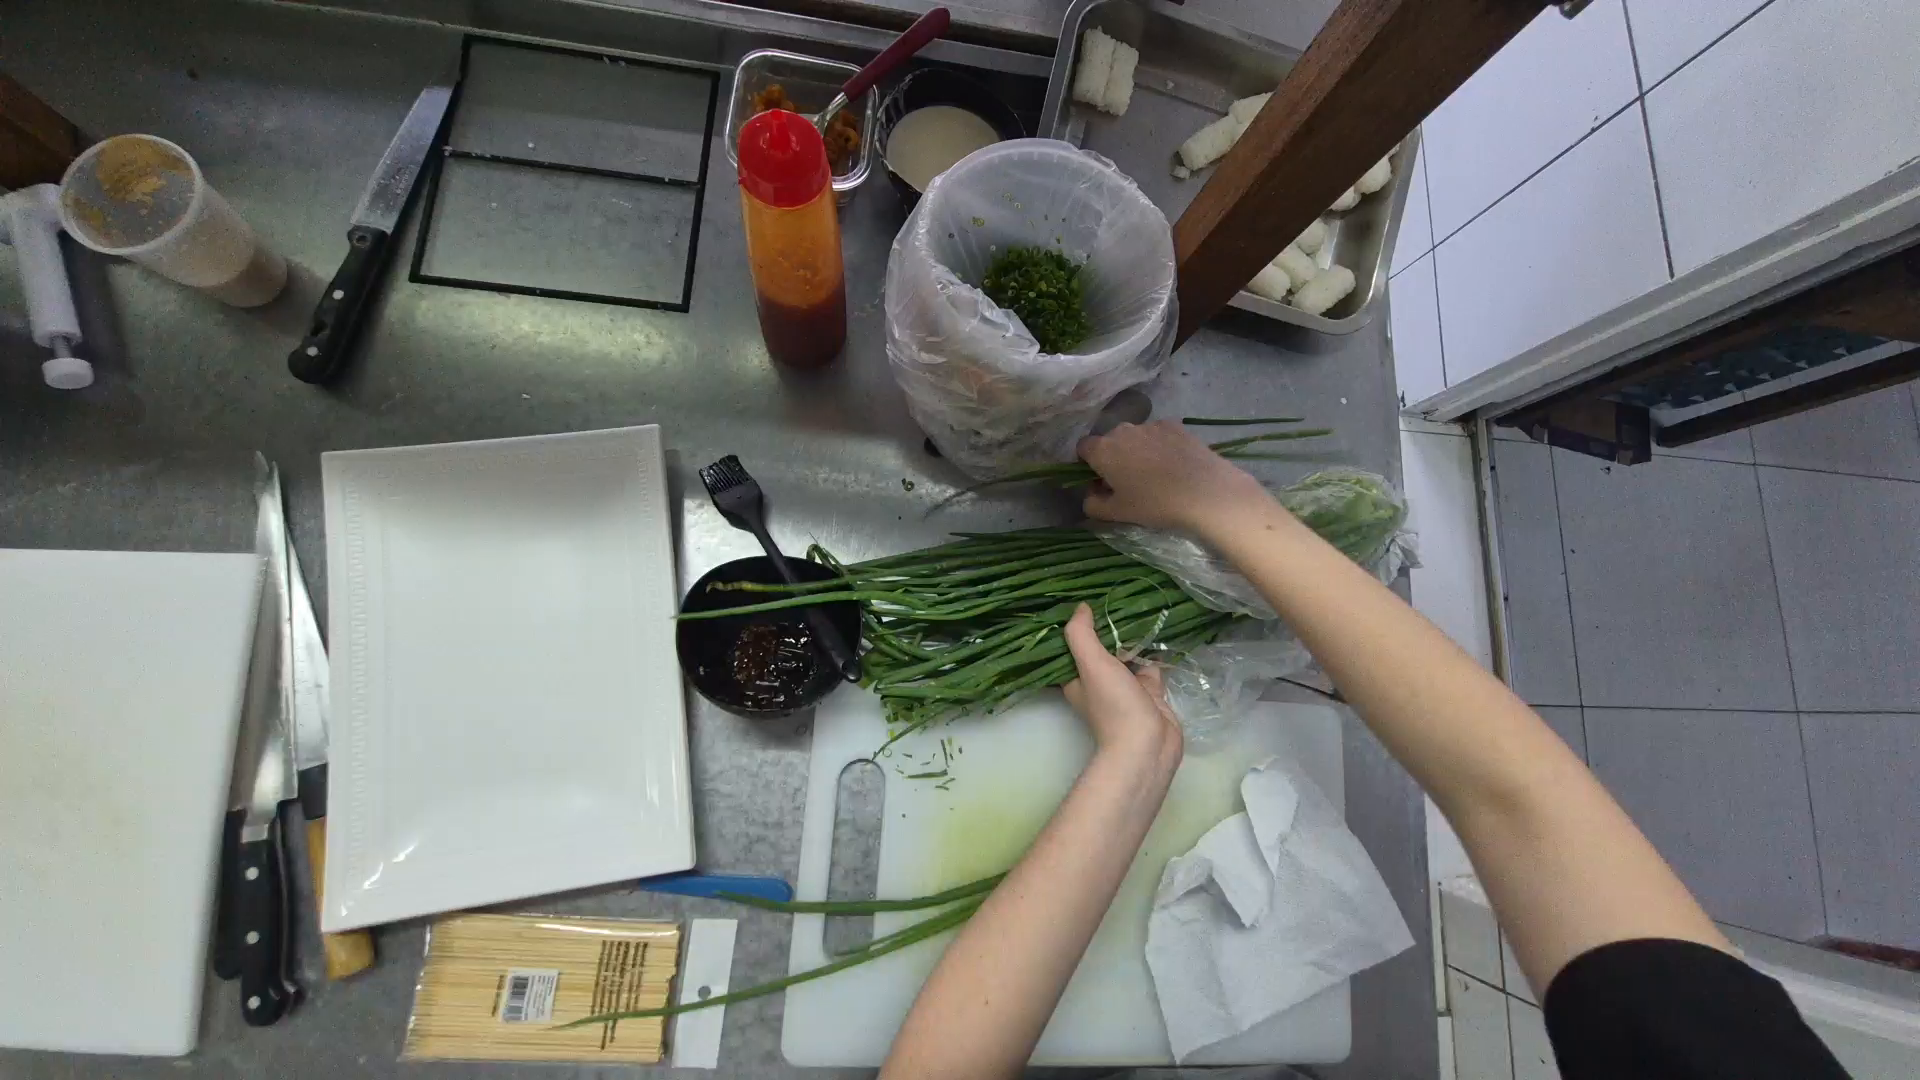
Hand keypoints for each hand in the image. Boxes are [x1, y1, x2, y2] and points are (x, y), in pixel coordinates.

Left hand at [1061, 604, 1181, 770]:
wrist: (1148, 745)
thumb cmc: (1114, 704)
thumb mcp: (1091, 664)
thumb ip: (1082, 635)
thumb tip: (1081, 607)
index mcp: (1077, 677)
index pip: (1071, 646)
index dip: (1075, 625)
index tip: (1082, 599)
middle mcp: (1098, 681)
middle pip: (1101, 647)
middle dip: (1108, 625)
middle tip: (1115, 594)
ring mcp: (1125, 686)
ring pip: (1127, 653)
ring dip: (1133, 635)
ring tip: (1139, 602)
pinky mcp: (1150, 691)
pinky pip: (1151, 664)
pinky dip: (1156, 649)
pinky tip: (1162, 627)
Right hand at [1076, 421, 1269, 536]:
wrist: (1205, 492)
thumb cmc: (1154, 504)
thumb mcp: (1116, 513)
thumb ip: (1092, 503)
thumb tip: (1091, 493)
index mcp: (1103, 450)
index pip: (1082, 448)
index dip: (1088, 464)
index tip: (1100, 480)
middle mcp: (1123, 430)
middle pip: (1110, 441)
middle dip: (1113, 457)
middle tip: (1128, 482)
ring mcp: (1150, 425)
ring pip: (1135, 437)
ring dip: (1137, 451)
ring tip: (1156, 474)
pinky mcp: (1175, 425)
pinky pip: (1157, 435)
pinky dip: (1159, 446)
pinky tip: (1174, 466)